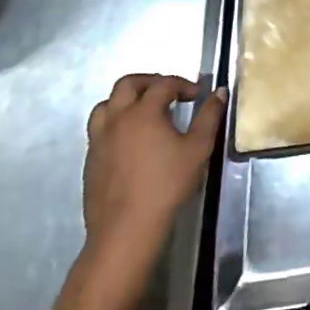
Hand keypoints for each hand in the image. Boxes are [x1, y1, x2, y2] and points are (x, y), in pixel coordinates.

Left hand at [83, 75, 224, 255]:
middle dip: (150, 81)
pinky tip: (128, 139)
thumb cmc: (166, 185)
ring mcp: (99, 138)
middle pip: (128, 83)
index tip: (196, 94)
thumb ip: (209, 117)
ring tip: (142, 110)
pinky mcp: (90, 158)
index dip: (182, 84)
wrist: (127, 228)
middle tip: (168, 92)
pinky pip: (99, 127)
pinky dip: (114, 121)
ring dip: (125, 99)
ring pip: (106, 104)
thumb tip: (218, 92)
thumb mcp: (197, 149)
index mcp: (143, 111)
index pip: (163, 84)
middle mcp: (117, 118)